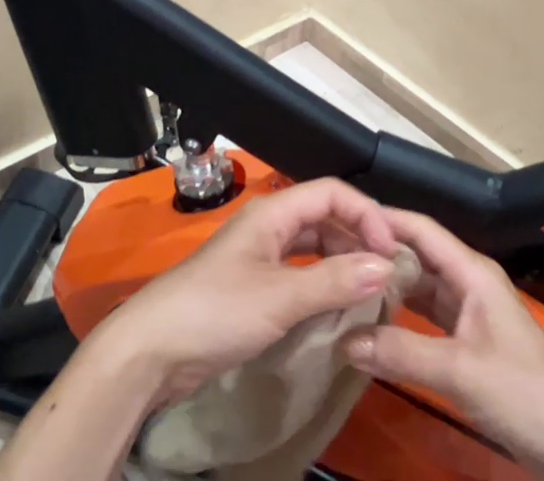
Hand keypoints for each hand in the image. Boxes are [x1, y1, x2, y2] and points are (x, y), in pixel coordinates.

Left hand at [88, 177, 401, 404]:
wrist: (151, 350)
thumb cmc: (215, 311)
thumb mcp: (280, 297)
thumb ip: (334, 280)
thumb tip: (387, 267)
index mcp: (271, 213)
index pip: (332, 193)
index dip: (367, 214)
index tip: (392, 250)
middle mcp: (266, 227)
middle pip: (324, 217)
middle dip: (359, 237)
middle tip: (391, 271)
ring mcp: (257, 257)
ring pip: (312, 245)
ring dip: (343, 260)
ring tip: (373, 288)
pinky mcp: (251, 287)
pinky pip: (299, 272)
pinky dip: (323, 281)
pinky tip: (340, 304)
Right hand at [344, 209, 543, 480]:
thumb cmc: (527, 394)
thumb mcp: (460, 371)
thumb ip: (400, 352)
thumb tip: (342, 339)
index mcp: (472, 273)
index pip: (421, 230)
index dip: (381, 219)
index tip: (336, 218)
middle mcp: (468, 284)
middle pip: (416, 257)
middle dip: (375, 254)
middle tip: (326, 256)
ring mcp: (469, 314)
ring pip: (418, 289)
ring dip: (385, 287)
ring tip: (340, 286)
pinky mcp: (468, 344)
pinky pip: (424, 319)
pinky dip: (398, 318)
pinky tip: (369, 326)